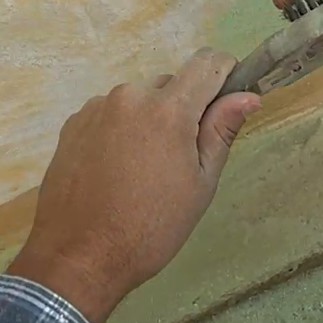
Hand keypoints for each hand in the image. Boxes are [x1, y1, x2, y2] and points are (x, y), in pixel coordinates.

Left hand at [6, 49, 260, 322]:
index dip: (224, 72)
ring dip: (150, 118)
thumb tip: (248, 95)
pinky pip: (111, 112)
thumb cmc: (150, 229)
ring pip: (140, 99)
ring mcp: (98, 106)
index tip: (227, 97)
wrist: (76, 260)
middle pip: (171, 84)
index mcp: (168, 109)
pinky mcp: (74, 122)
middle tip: (179, 155)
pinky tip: (114, 168)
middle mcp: (132, 95)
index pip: (207, 62)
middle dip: (183, 108)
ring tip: (141, 167)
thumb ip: (222, 131)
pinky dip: (120, 128)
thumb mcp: (200, 185)